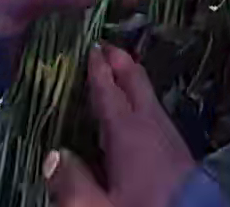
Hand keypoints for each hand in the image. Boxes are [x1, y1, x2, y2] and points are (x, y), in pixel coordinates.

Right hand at [45, 45, 195, 206]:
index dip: (99, 68)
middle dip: (119, 59)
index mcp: (127, 131)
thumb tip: (53, 155)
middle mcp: (149, 121)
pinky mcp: (177, 145)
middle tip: (104, 44)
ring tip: (118, 68)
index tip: (91, 47)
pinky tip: (136, 105)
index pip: (109, 91)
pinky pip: (154, 105)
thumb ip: (73, 185)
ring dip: (131, 75)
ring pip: (147, 90)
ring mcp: (166, 130)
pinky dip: (140, 93)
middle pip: (134, 79)